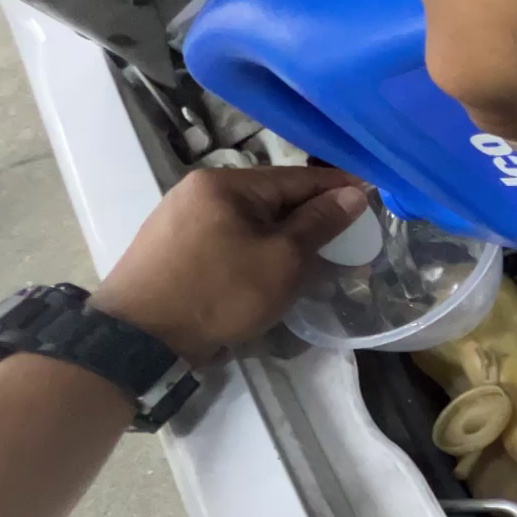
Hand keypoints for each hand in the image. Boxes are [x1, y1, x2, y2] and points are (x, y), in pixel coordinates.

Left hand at [90, 168, 366, 364]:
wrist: (141, 339)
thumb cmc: (222, 291)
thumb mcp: (286, 256)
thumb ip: (322, 221)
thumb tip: (354, 193)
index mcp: (226, 184)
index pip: (299, 178)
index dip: (340, 189)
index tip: (374, 199)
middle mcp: (201, 191)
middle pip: (277, 198)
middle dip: (317, 217)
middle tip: (353, 239)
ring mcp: (185, 218)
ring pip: (258, 219)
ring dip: (293, 236)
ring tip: (323, 258)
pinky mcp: (179, 245)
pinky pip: (236, 236)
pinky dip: (266, 247)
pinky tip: (281, 267)